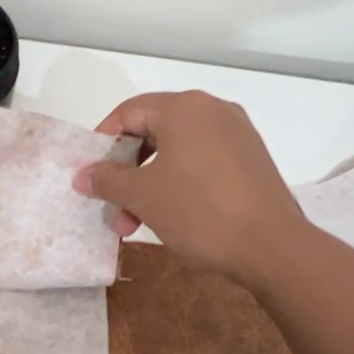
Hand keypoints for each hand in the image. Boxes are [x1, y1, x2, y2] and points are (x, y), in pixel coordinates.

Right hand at [72, 90, 309, 283]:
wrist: (270, 246)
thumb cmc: (198, 211)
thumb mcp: (143, 196)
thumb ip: (107, 180)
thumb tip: (82, 175)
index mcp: (184, 108)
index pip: (128, 112)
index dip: (102, 142)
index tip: (90, 176)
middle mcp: (212, 111)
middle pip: (152, 132)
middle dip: (126, 173)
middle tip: (113, 209)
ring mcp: (236, 134)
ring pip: (176, 152)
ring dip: (148, 185)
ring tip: (136, 223)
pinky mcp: (249, 160)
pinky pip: (200, 163)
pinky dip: (177, 184)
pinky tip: (170, 217)